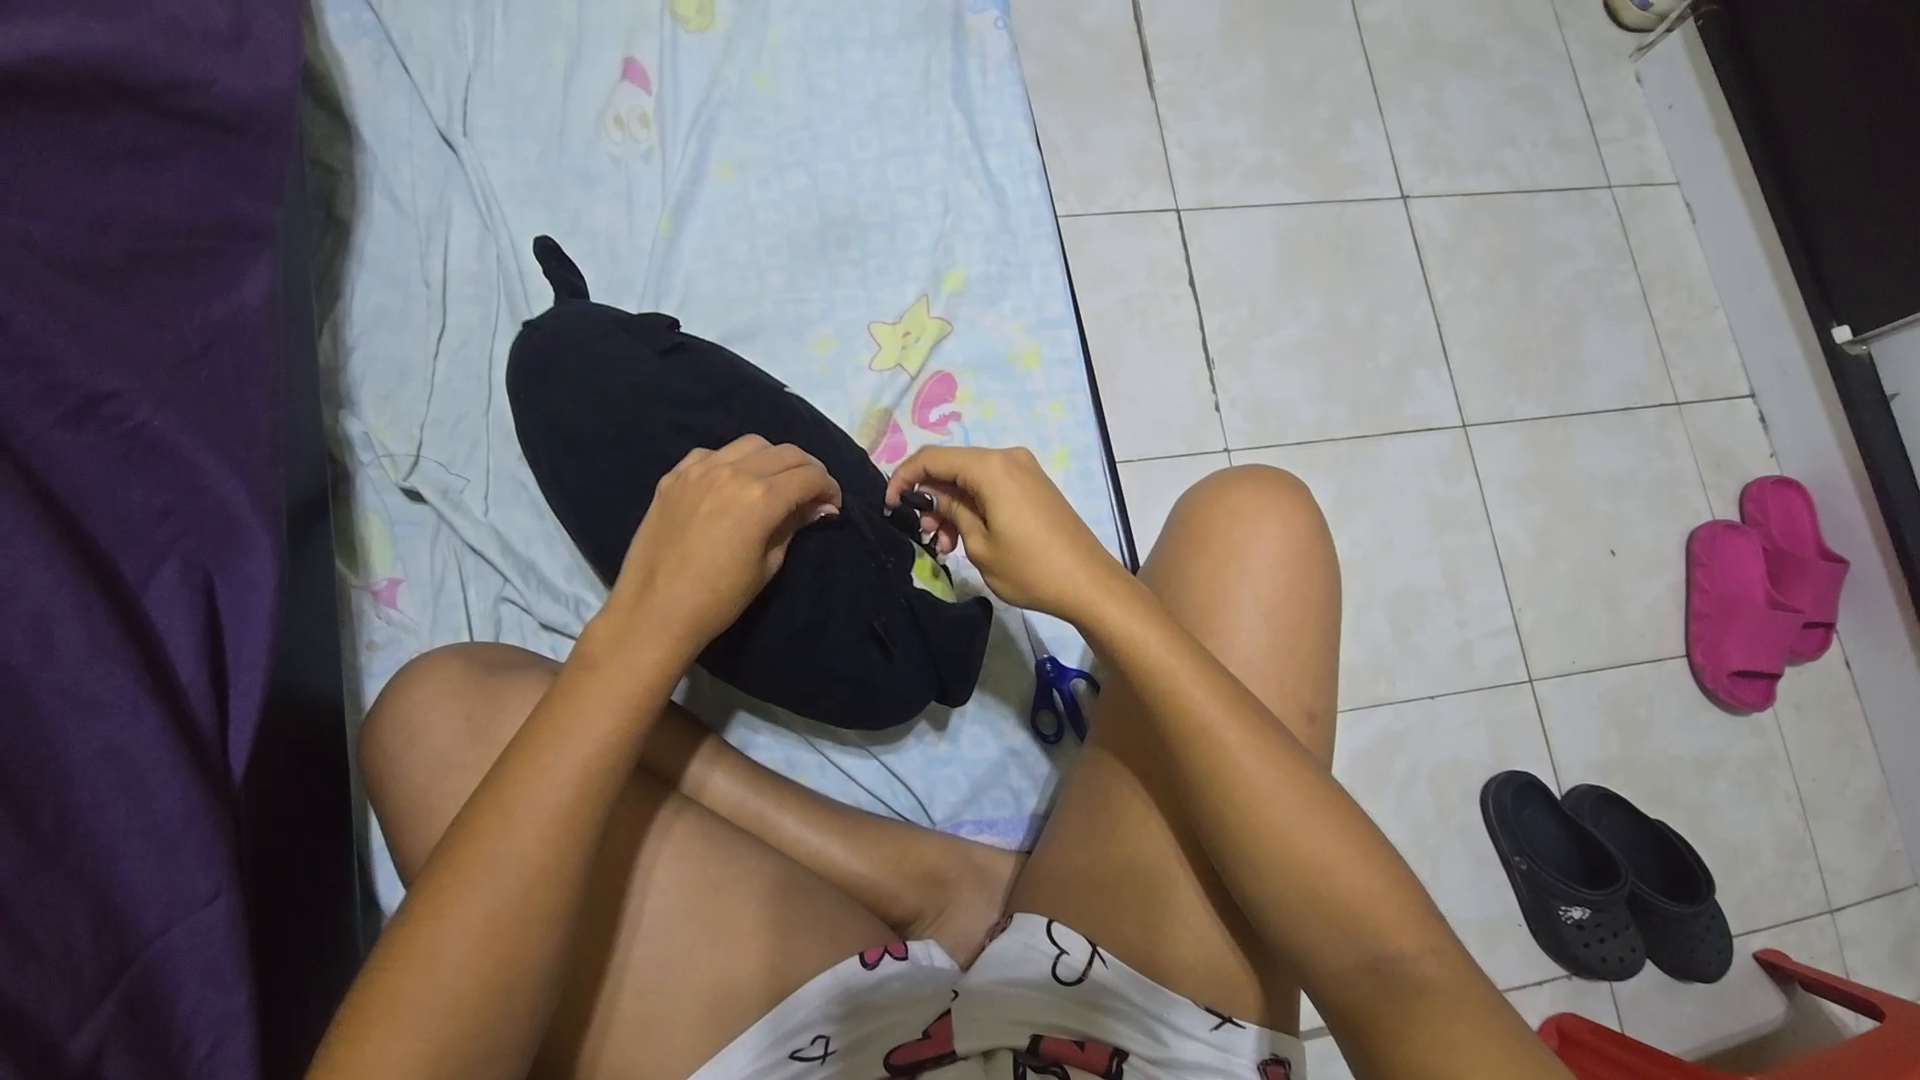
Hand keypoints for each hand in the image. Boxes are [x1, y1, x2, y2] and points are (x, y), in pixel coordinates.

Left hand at [601, 435, 840, 655]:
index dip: (829, 488)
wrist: (654, 611)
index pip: (809, 476)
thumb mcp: (768, 564)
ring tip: (775, 483)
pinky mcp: (674, 476)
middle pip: (786, 452)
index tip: (832, 505)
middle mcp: (732, 472)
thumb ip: (793, 526)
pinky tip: (733, 484)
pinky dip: (733, 462)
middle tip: (812, 494)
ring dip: (773, 459)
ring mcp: (699, 470)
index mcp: (760, 498)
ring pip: (751, 444)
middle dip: (808, 470)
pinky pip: (713, 454)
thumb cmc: (719, 598)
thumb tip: (819, 507)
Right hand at [885, 446, 1126, 621]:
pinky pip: (992, 486)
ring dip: (951, 506)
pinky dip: (973, 506)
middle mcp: (1008, 458)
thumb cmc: (1031, 569)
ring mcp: (1024, 470)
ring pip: (971, 479)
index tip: (891, 506)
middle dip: (930, 497)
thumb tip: (930, 498)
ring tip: (946, 545)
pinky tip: (967, 537)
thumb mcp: (980, 545)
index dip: (904, 478)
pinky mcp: (1034, 486)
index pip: (932, 458)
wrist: (1089, 584)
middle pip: (952, 466)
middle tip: (925, 535)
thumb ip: (951, 513)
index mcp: (992, 467)